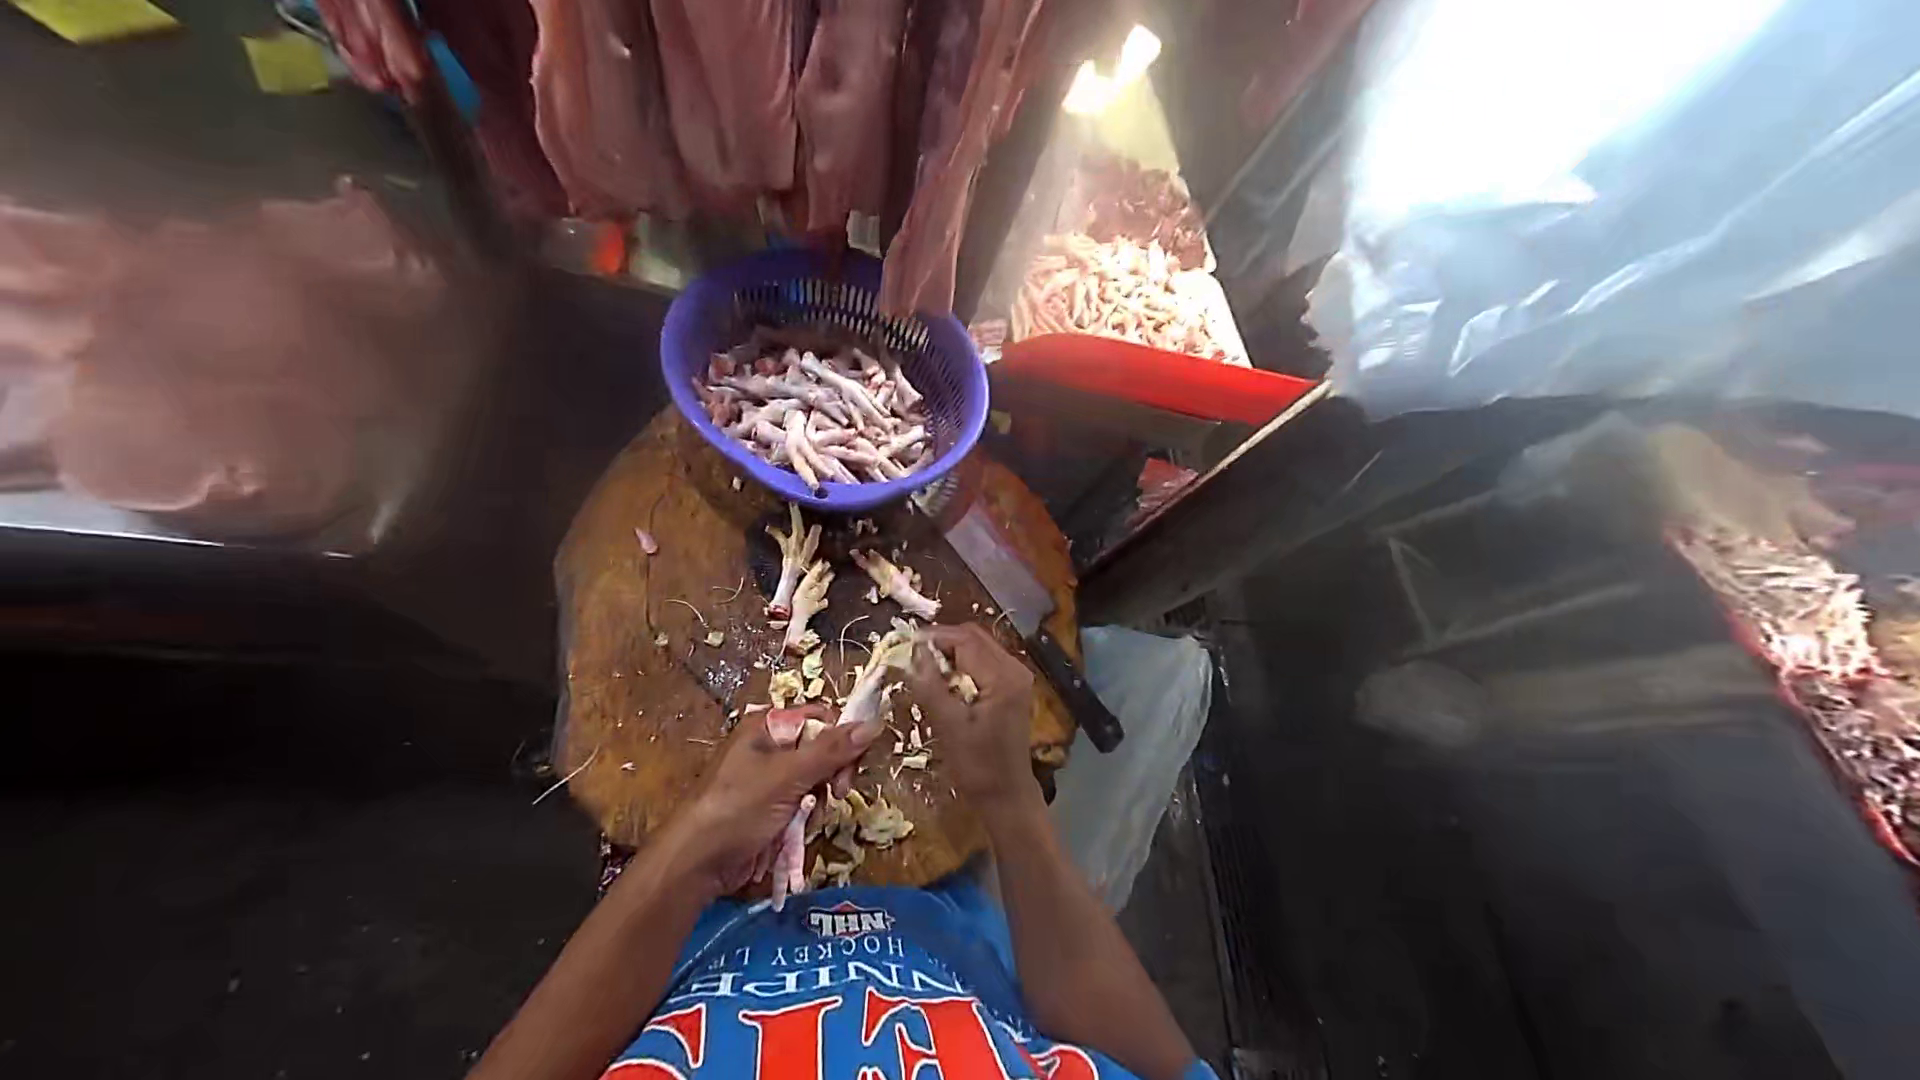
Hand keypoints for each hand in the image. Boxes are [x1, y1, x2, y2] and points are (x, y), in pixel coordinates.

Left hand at [662, 704, 876, 897]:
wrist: (695, 865)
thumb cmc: (737, 809)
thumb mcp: (787, 776)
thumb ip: (832, 751)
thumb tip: (873, 724)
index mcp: (769, 726)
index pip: (822, 718)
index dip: (842, 738)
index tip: (850, 766)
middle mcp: (772, 746)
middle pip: (824, 749)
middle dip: (833, 774)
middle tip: (836, 795)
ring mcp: (772, 779)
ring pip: (819, 780)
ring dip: (820, 801)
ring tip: (807, 819)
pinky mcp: (772, 807)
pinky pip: (805, 803)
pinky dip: (807, 817)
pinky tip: (798, 830)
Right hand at [896, 624, 1037, 810]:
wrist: (1006, 796)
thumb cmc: (978, 766)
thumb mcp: (949, 725)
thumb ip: (930, 685)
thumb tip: (911, 652)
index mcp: (1004, 677)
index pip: (965, 640)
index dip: (933, 637)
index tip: (904, 644)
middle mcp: (1015, 669)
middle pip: (973, 637)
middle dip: (941, 641)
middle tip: (910, 654)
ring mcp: (1015, 677)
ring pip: (977, 646)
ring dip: (949, 651)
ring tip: (922, 665)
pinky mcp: (1010, 686)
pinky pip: (982, 661)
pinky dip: (960, 663)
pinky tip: (942, 679)